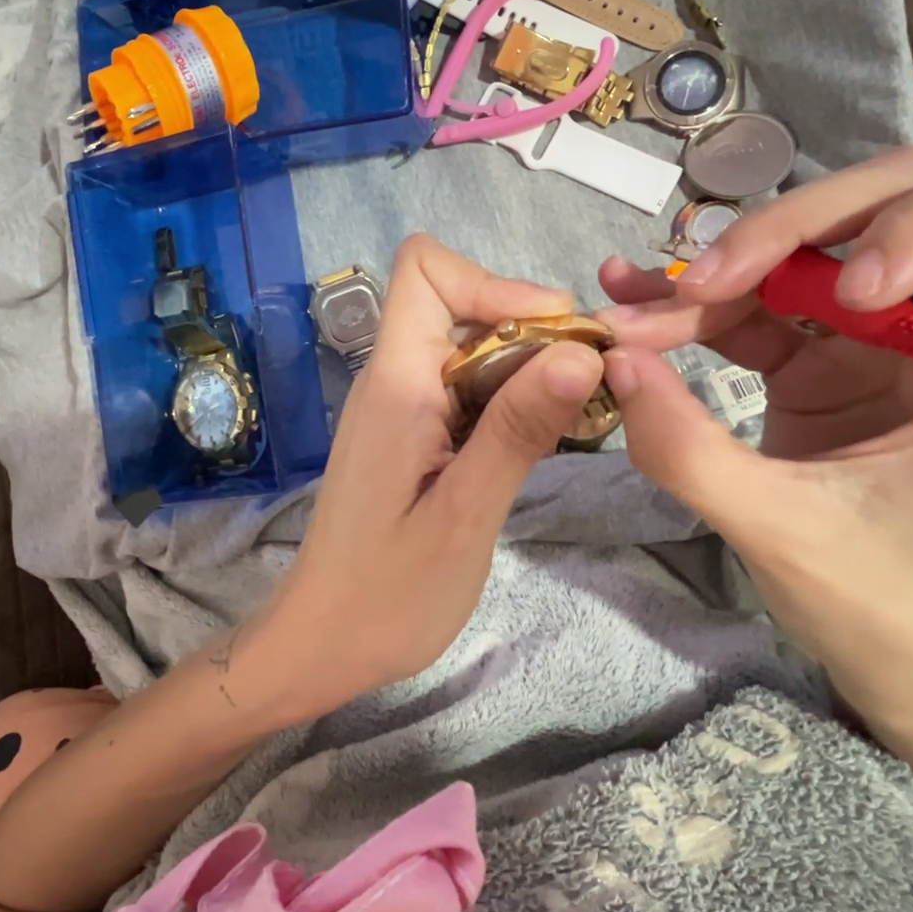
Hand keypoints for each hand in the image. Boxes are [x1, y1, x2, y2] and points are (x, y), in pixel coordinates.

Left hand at [251, 234, 603, 721]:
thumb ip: (516, 428)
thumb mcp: (465, 514)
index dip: (493, 282)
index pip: (425, 270)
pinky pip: (462, 391)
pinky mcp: (409, 437)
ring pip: (467, 349)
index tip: (554, 338)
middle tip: (587, 387)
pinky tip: (539, 443)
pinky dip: (506, 401)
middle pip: (457, 303)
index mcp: (395, 384)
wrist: (325, 641)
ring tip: (575, 418)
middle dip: (529, 328)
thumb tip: (580, 349)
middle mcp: (391, 380)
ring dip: (525, 368)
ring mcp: (398, 408)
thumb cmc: (388, 593)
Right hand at [593, 147, 912, 739]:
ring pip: (803, 247)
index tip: (854, 296)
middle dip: (792, 228)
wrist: (874, 650)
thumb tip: (612, 360)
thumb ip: (690, 450)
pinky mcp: (813, 357)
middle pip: (893, 196)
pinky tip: (629, 301)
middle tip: (707, 282)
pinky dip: (688, 304)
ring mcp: (874, 335)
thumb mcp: (783, 532)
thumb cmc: (875, 603)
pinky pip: (749, 304)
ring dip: (716, 269)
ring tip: (632, 306)